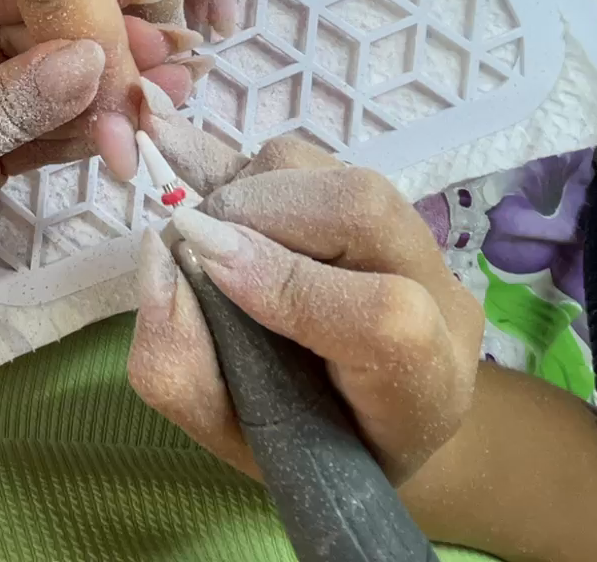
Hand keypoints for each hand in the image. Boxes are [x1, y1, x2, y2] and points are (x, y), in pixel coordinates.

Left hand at [0, 0, 209, 336]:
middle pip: (18, 37)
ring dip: (94, 92)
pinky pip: (32, 133)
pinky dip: (75, 133)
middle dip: (88, 46)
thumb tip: (93, 53)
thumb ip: (10, 103)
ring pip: (34, 87)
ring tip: (166, 92)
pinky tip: (125, 128)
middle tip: (167, 50)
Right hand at [126, 85, 484, 484]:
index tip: (195, 254)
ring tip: (213, 228)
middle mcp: (440, 300)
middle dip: (253, 210)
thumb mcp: (224, 436)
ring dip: (248, 185)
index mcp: (419, 387)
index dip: (282, 277)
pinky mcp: (374, 196)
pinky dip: (241, 162)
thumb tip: (157, 256)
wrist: (369, 415)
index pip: (382, 317)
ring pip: (334, 172)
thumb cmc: (296, 439)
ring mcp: (417, 240)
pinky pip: (309, 156)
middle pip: (362, 209)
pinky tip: (190, 164)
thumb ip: (176, 365)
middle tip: (192, 240)